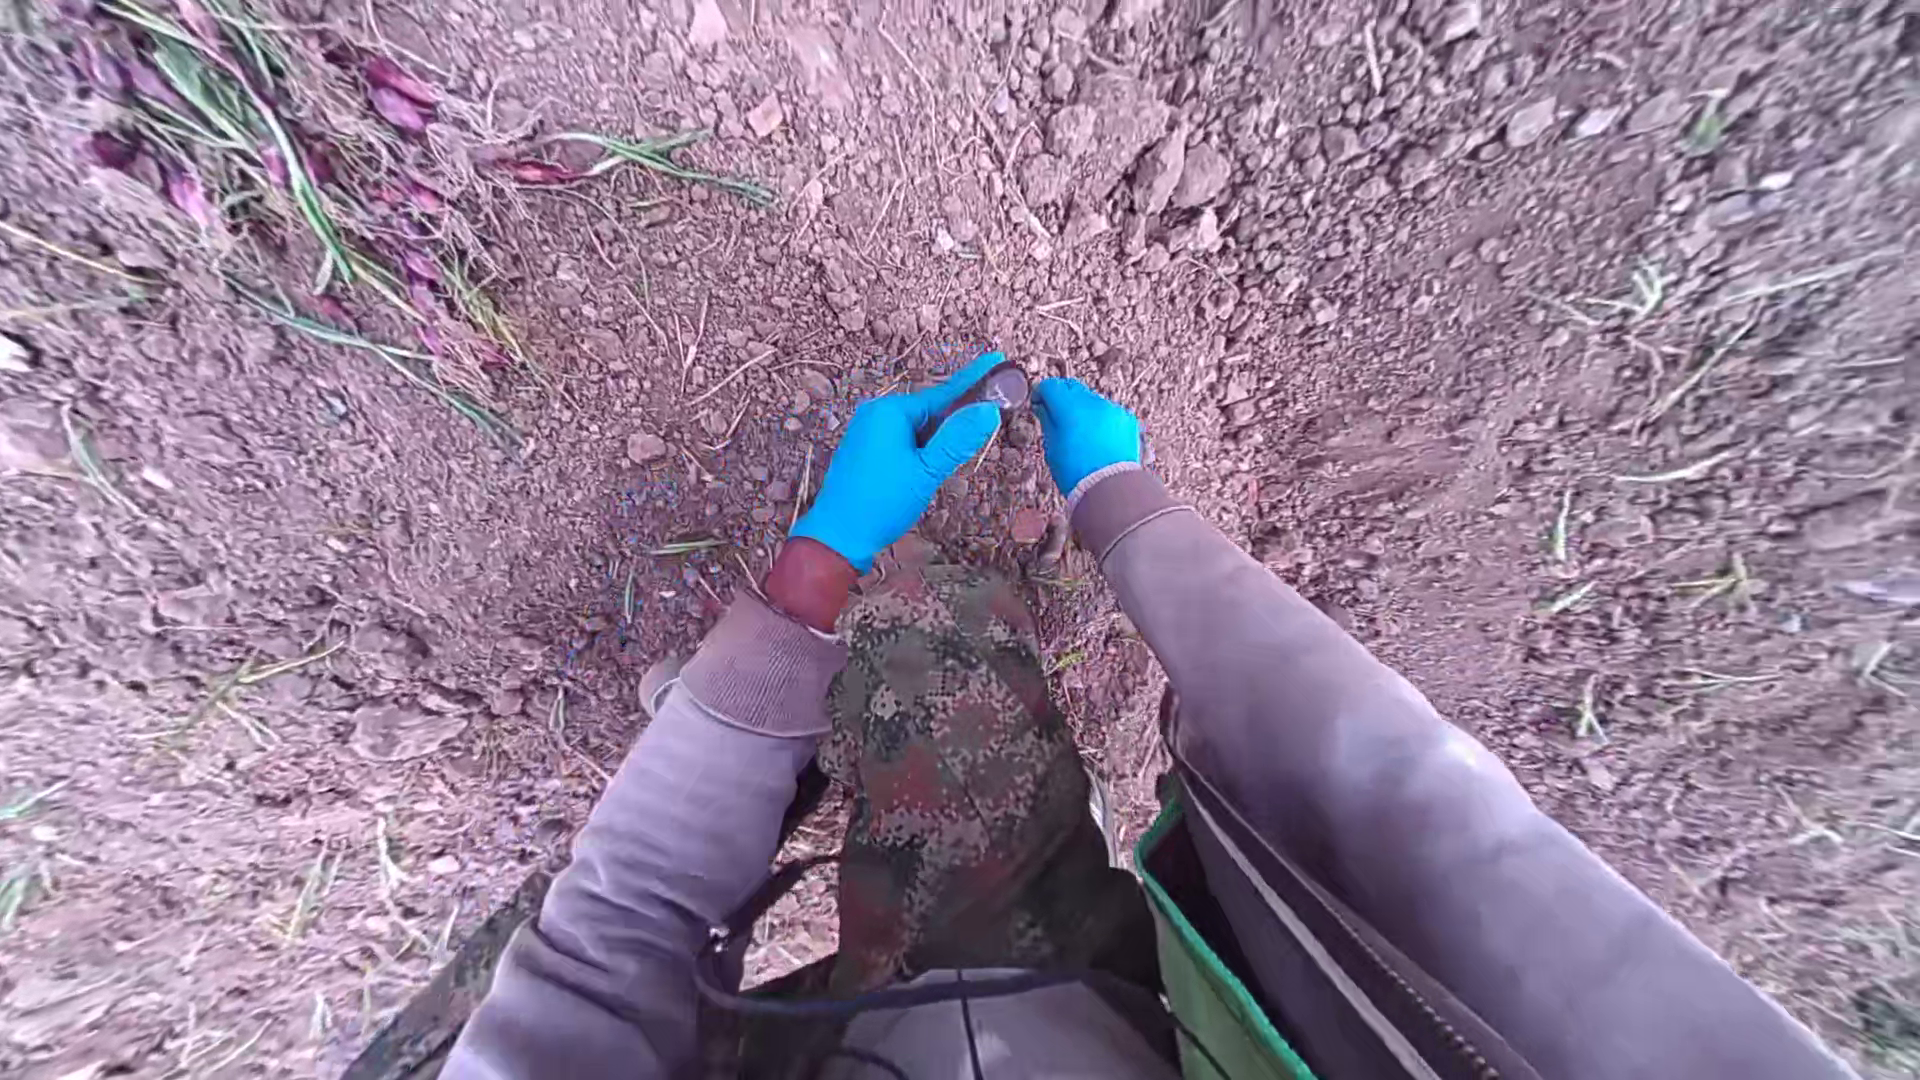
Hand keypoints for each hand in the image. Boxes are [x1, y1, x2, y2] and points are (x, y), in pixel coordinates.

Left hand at [790, 353, 1005, 571]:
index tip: (996, 361)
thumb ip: (957, 440)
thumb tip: (987, 410)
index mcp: (889, 412)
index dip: (974, 382)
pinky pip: (905, 442)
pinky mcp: (868, 451)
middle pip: (931, 412)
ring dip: (938, 445)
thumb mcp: (926, 472)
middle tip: (979, 437)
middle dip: (955, 426)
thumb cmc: (879, 503)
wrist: (839, 536)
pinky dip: (922, 452)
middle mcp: (876, 415)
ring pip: (919, 430)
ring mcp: (870, 433)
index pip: (942, 393)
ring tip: (938, 472)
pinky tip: (926, 472)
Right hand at [1032, 377, 1140, 497]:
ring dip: (1082, 409)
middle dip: (1062, 398)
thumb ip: (1047, 421)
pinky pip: (1109, 412)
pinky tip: (1097, 439)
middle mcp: (1093, 403)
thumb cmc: (1077, 473)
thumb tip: (1042, 407)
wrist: (1110, 488)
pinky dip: (1100, 420)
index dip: (1041, 393)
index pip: (1051, 386)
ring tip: (1079, 433)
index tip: (1039, 402)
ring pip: (1091, 400)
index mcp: (1070, 408)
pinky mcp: (1126, 419)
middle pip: (1072, 388)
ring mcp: (1112, 410)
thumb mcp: (1052, 448)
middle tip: (1056, 415)